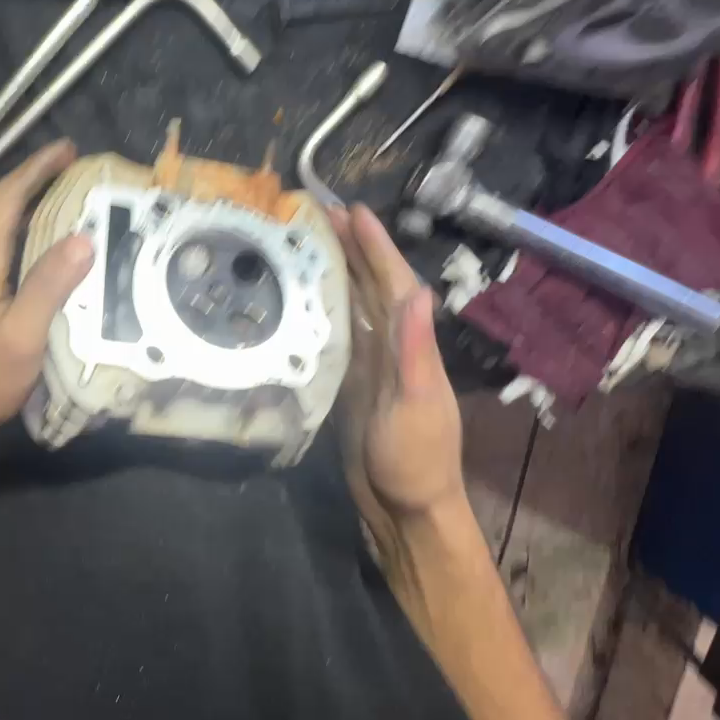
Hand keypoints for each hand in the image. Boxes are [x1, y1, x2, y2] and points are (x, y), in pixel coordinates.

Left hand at [0, 140, 94, 436]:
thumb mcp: (21, 336)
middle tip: (73, 164)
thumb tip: (83, 238)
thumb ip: (48, 286)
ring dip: (29, 199)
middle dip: (33, 176)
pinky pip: (1, 243)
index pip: (6, 199)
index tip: (68, 149)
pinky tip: (46, 240)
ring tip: (65, 191)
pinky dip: (26, 226)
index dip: (35, 168)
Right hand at [330, 204, 464, 518]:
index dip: (376, 245)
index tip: (353, 210)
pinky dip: (322, 309)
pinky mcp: (350, 382)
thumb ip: (414, 349)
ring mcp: (370, 364)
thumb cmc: (416, 459)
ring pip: (352, 305)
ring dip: (335, 271)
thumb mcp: (418, 404)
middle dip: (350, 247)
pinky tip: (301, 298)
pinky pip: (336, 334)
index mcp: (411, 344)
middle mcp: (391, 345)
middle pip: (370, 285)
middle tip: (319, 214)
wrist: (405, 508)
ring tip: (308, 242)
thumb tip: (417, 289)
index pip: (393, 282)